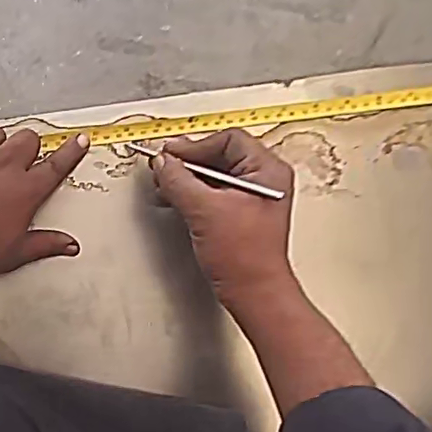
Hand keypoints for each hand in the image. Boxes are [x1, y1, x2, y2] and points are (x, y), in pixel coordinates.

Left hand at [0, 127, 88, 285]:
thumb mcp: (10, 255)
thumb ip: (44, 245)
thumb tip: (68, 245)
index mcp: (24, 191)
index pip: (57, 165)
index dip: (71, 151)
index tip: (78, 141)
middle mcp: (3, 165)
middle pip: (29, 139)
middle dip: (27, 150)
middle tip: (15, 169)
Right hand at [149, 129, 296, 303]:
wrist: (251, 291)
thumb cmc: (245, 257)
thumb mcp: (204, 211)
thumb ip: (179, 181)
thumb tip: (163, 163)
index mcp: (268, 171)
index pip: (228, 140)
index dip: (194, 146)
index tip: (169, 155)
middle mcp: (263, 180)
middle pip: (220, 155)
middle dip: (188, 163)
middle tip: (163, 168)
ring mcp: (251, 198)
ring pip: (214, 175)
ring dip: (186, 179)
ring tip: (165, 186)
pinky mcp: (237, 215)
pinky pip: (212, 193)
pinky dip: (191, 194)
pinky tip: (176, 200)